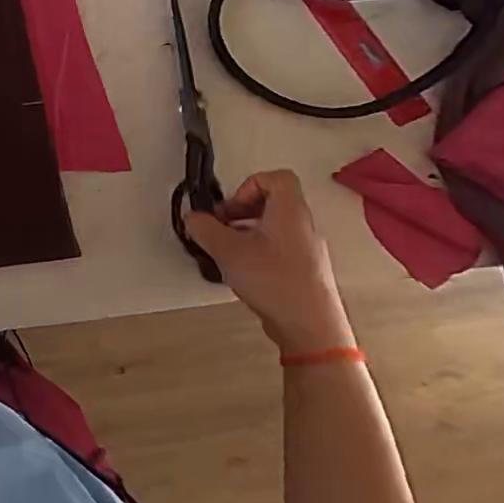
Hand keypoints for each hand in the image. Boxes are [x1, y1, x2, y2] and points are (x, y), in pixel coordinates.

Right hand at [184, 169, 354, 354]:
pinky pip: (276, 245)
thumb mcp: (226, 249)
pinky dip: (254, 249)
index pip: (276, 178)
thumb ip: (203, 227)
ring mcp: (306, 248)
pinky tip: (241, 269)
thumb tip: (193, 218)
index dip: (247, 186)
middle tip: (220, 228)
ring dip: (243, 231)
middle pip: (270, 201)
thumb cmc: (271, 278)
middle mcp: (302, 225)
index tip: (230, 209)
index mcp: (289, 212)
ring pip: (271, 225)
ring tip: (225, 251)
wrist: (309, 324)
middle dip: (238, 210)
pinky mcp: (303, 268)